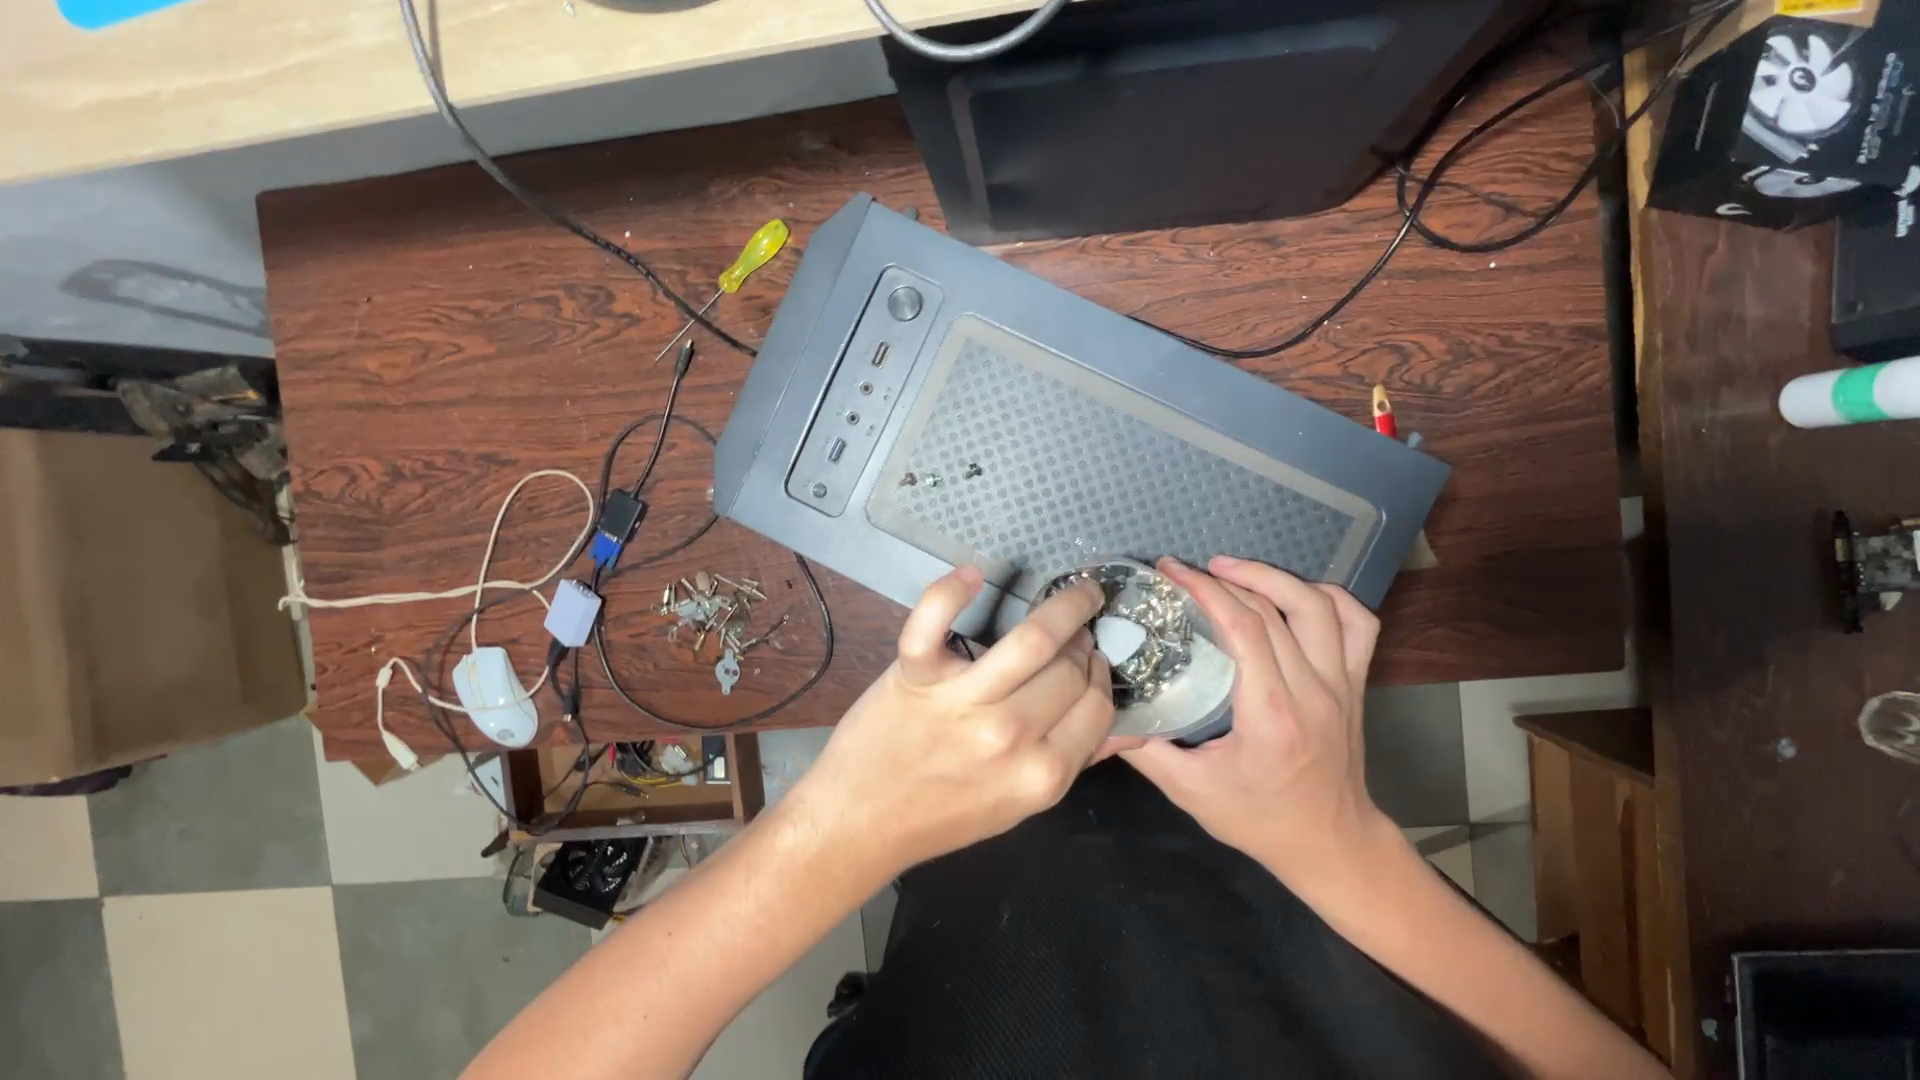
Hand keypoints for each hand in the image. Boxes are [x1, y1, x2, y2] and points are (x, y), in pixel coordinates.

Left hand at [784, 566, 1119, 877]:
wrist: (863, 822)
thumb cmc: (944, 813)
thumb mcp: (1020, 803)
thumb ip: (1076, 762)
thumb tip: (1132, 728)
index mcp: (1042, 774)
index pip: (1096, 706)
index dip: (1101, 676)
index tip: (1094, 660)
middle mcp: (1008, 735)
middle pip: (1069, 670)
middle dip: (1082, 647)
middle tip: (1076, 637)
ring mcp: (960, 702)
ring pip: (1032, 640)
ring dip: (1064, 608)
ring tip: (1073, 595)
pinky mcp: (916, 674)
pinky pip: (933, 621)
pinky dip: (950, 591)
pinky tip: (972, 574)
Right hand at [1121, 556, 1393, 885]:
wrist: (1331, 844)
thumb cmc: (1258, 819)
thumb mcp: (1190, 790)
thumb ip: (1144, 751)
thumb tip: (1102, 717)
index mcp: (1271, 712)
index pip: (1244, 628)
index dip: (1206, 590)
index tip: (1173, 571)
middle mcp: (1313, 689)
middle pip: (1275, 609)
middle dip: (1228, 578)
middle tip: (1190, 570)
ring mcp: (1342, 684)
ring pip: (1320, 606)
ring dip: (1274, 578)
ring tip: (1234, 570)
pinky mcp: (1357, 685)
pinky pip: (1358, 624)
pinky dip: (1327, 598)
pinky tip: (1293, 594)